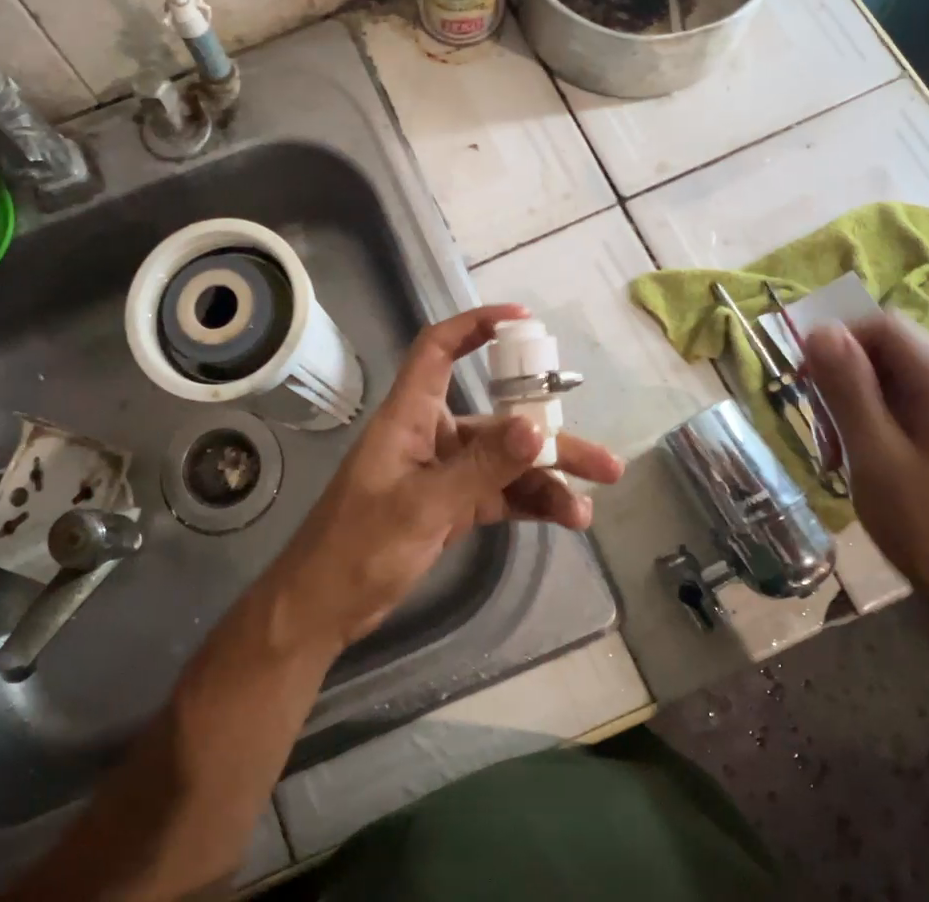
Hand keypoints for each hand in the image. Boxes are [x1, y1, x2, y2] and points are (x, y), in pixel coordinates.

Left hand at [268, 305, 624, 649]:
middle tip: (604, 463)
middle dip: (550, 436)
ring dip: (549, 479)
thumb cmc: (359, 546)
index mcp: (409, 417)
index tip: (525, 323)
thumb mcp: (422, 506)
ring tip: (590, 505)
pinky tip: (566, 519)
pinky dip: (530, 503)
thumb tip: (535, 428)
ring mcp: (443, 474)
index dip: (476, 327)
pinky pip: (500, 494)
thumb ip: (481, 468)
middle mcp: (430, 436)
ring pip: (506, 462)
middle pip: (497, 419)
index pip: (438, 351)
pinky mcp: (450, 507)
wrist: (325, 605)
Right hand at [803, 315, 928, 622]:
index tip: (800, 382)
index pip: (883, 327)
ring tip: (836, 456)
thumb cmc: (923, 525)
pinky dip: (872, 427)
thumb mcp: (872, 454)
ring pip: (891, 385)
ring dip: (852, 408)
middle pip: (886, 353)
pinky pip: (904, 412)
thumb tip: (820, 330)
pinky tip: (860, 464)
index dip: (835, 342)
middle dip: (841, 381)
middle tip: (820, 434)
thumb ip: (847, 389)